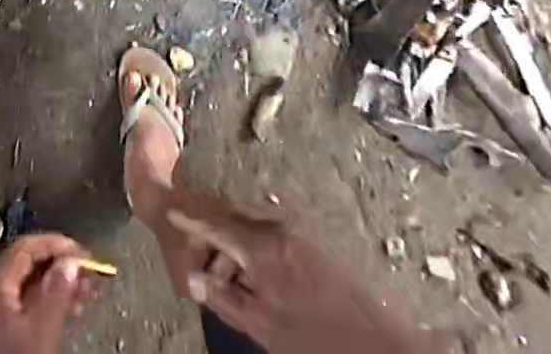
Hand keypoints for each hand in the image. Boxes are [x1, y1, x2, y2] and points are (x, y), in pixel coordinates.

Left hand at [0, 233, 98, 353]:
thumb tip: (70, 262)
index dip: (55, 244)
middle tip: (87, 269)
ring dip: (58, 284)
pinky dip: (49, 303)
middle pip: (27, 267)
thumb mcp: (40, 333)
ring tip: (84, 290)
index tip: (80, 250)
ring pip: (29, 288)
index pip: (25, 248)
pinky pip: (26, 307)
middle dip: (60, 265)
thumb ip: (56, 294)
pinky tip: (68, 310)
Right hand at [167, 191, 421, 353]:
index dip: (191, 220)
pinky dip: (255, 253)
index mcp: (263, 248)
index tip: (171, 211)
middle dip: (212, 237)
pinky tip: (255, 278)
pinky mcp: (313, 248)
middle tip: (197, 258)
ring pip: (253, 234)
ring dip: (234, 249)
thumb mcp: (262, 327)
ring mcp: (299, 238)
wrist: (379, 348)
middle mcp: (279, 232)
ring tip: (227, 279)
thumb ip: (226, 298)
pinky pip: (271, 241)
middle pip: (234, 225)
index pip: (217, 225)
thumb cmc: (315, 341)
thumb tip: (193, 278)